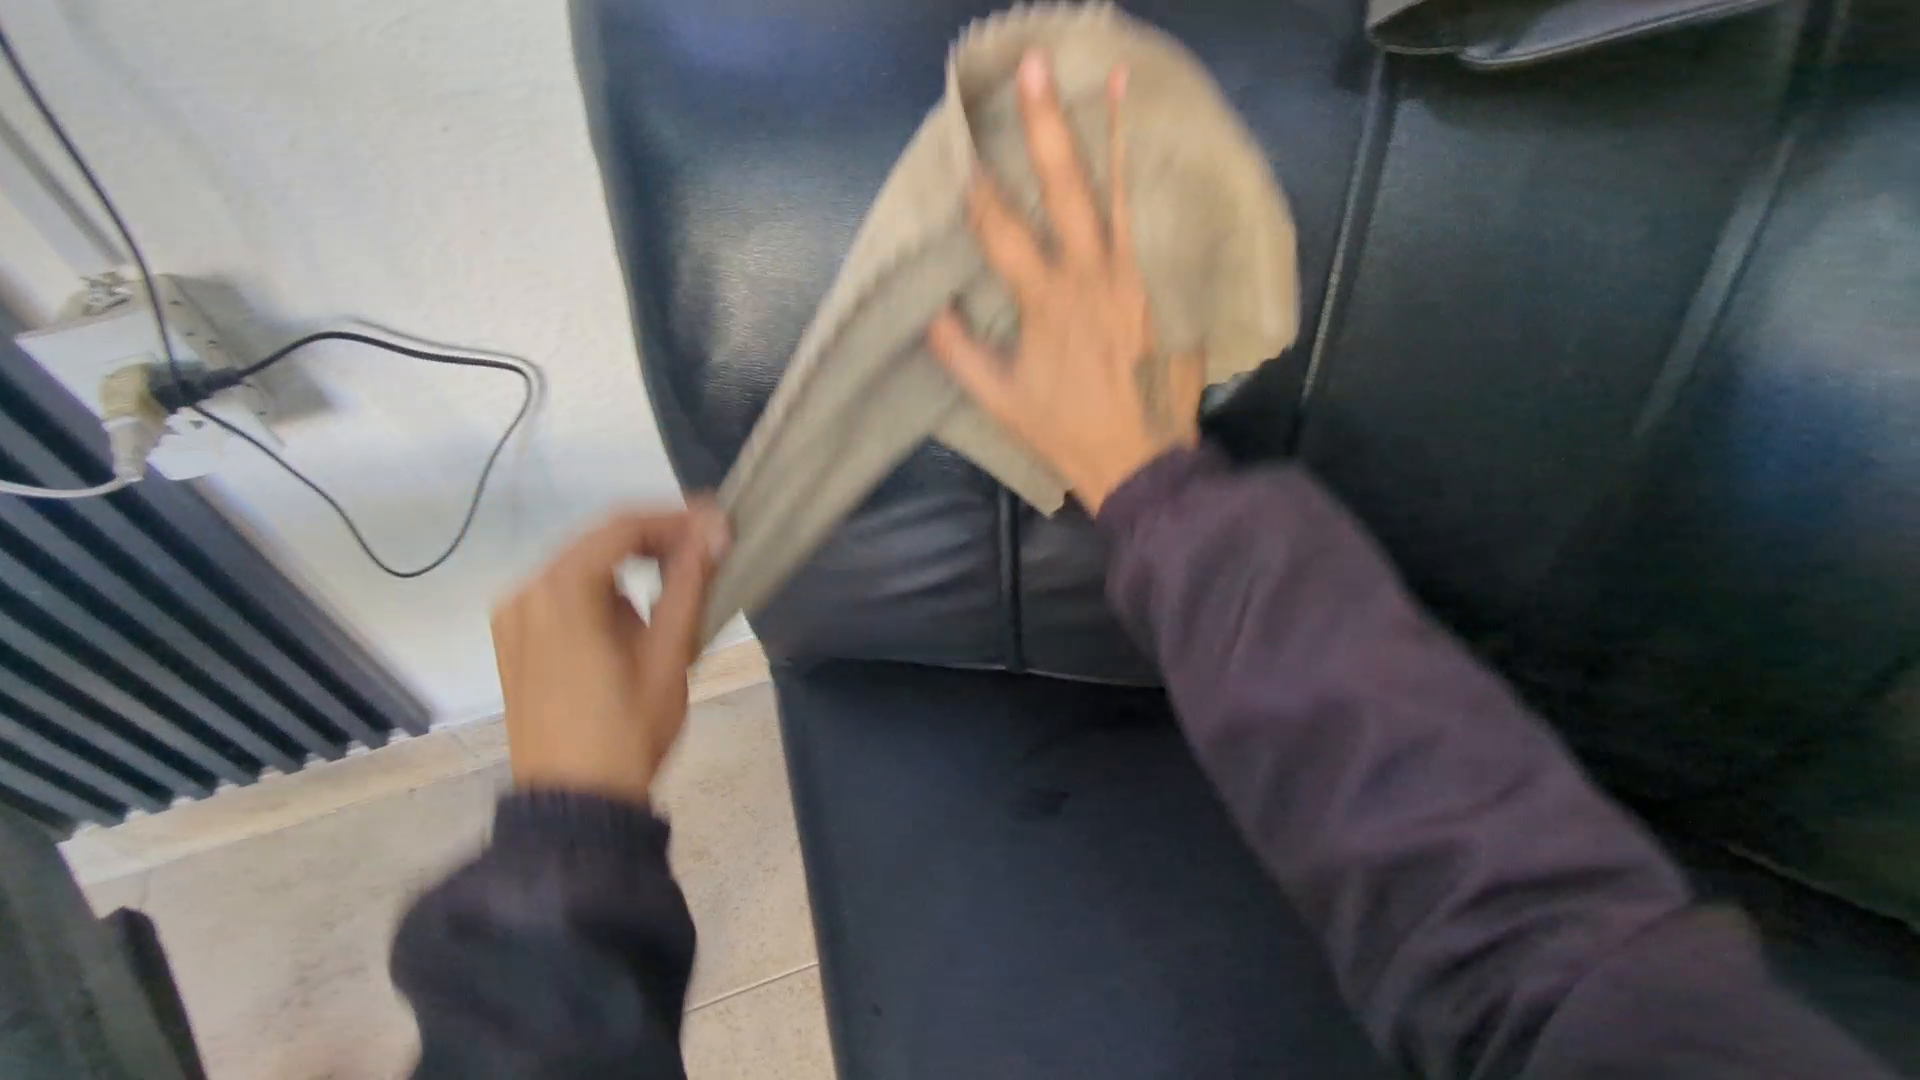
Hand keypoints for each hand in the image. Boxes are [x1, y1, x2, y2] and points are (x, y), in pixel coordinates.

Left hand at [491, 503, 729, 804]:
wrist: (576, 801)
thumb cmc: (629, 729)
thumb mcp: (670, 654)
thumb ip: (690, 583)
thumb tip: (714, 531)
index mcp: (560, 592)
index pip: (622, 528)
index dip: (676, 518)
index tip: (720, 521)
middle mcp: (526, 592)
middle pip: (598, 542)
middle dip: (656, 538)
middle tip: (709, 544)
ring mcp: (514, 617)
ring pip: (582, 566)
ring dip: (631, 563)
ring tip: (681, 578)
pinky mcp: (516, 641)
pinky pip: (565, 594)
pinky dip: (605, 589)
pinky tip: (636, 611)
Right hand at [928, 51, 1204, 513]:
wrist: (1142, 460)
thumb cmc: (1065, 431)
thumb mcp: (997, 401)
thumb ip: (959, 351)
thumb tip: (931, 308)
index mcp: (1046, 303)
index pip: (1001, 231)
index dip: (978, 193)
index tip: (963, 157)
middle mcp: (1094, 277)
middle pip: (1065, 190)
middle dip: (1044, 127)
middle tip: (1034, 68)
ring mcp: (1140, 278)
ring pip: (1125, 193)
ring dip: (1116, 133)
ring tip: (1114, 76)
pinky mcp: (1171, 288)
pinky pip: (1161, 226)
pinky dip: (1154, 185)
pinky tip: (1154, 147)